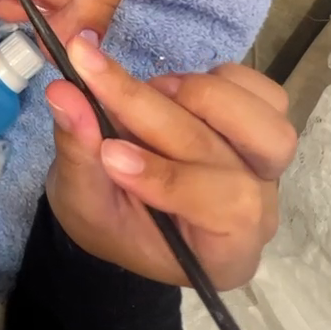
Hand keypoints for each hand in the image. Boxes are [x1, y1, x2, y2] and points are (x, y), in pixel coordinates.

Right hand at [45, 37, 293, 288]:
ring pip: (268, 124)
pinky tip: (173, 86)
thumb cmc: (107, 218)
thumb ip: (77, 149)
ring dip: (202, 94)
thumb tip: (62, 91)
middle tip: (94, 77)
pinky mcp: (253, 129)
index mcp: (223, 252)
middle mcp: (256, 211)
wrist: (122, 207)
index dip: (167, 175)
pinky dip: (222, 78)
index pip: (224, 208)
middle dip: (157, 112)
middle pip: (234, 156)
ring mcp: (260, 168)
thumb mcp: (80, 198)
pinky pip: (264, 94)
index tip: (109, 152)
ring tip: (151, 89)